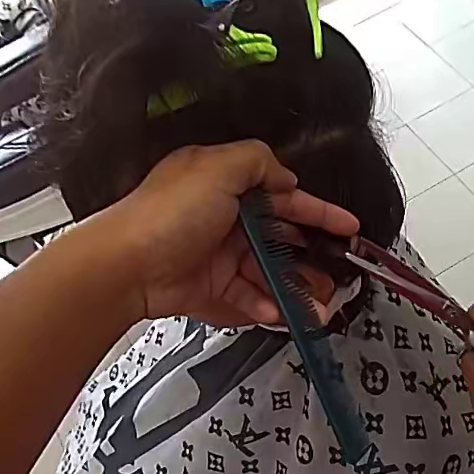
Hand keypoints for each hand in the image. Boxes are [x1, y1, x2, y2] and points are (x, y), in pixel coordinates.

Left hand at [77, 141, 358, 324]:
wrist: (126, 268)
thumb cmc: (162, 217)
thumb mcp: (213, 169)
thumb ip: (256, 162)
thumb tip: (286, 175)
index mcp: (230, 190)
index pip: (287, 200)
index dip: (321, 212)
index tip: (347, 226)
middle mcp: (230, 223)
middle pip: (285, 242)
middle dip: (313, 260)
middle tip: (335, 275)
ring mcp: (224, 259)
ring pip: (274, 276)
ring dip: (297, 292)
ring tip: (316, 306)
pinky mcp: (217, 289)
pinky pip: (252, 300)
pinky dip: (266, 307)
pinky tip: (275, 312)